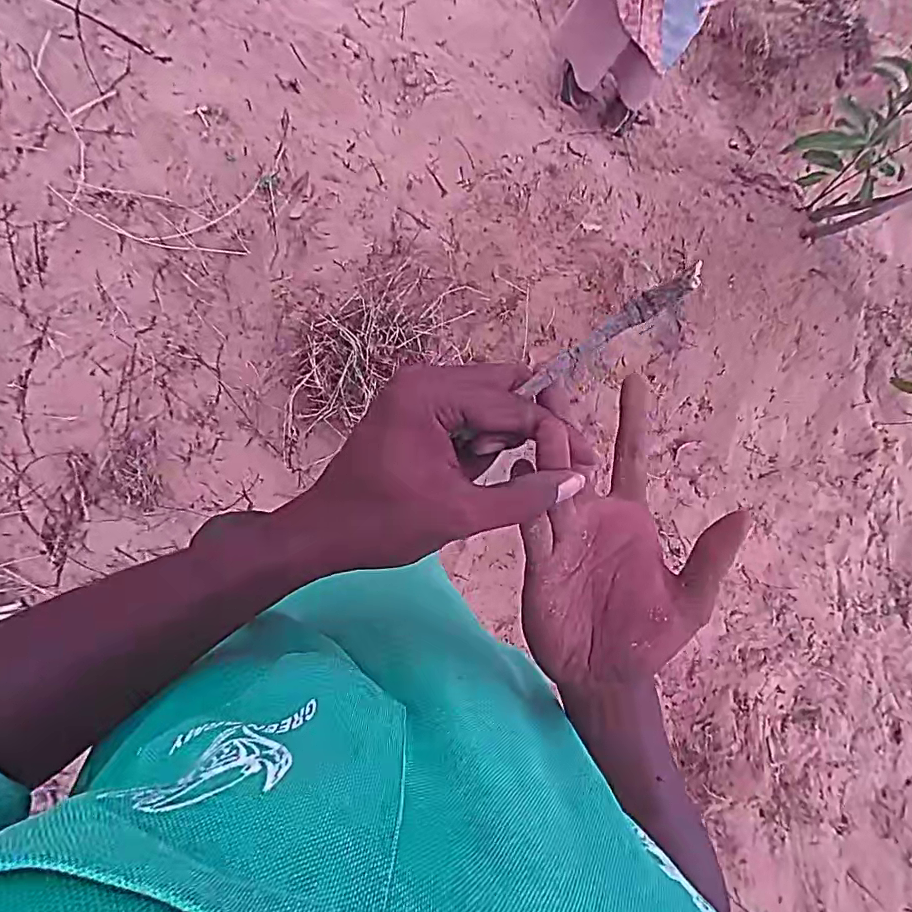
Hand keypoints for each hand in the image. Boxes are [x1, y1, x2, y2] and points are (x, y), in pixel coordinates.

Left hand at [272, 364, 586, 573]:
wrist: (324, 532)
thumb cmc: (383, 525)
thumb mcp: (460, 515)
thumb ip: (523, 497)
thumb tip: (575, 480)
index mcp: (429, 395)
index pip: (513, 405)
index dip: (556, 434)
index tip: (587, 462)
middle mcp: (423, 379)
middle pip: (505, 387)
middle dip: (536, 425)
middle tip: (562, 462)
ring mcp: (415, 390)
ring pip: (487, 400)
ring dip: (504, 434)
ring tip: (487, 477)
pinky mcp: (413, 408)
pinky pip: (465, 413)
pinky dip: (480, 439)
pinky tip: (472, 471)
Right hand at [514, 375, 749, 693]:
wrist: (608, 675)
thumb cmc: (650, 637)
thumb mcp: (691, 601)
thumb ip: (711, 558)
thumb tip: (744, 514)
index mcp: (631, 517)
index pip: (631, 457)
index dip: (632, 420)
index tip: (633, 380)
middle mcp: (593, 518)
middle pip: (580, 461)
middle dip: (570, 424)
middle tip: (555, 388)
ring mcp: (564, 538)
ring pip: (552, 485)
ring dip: (546, 453)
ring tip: (539, 420)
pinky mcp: (541, 562)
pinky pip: (533, 526)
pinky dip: (527, 499)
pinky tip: (521, 473)